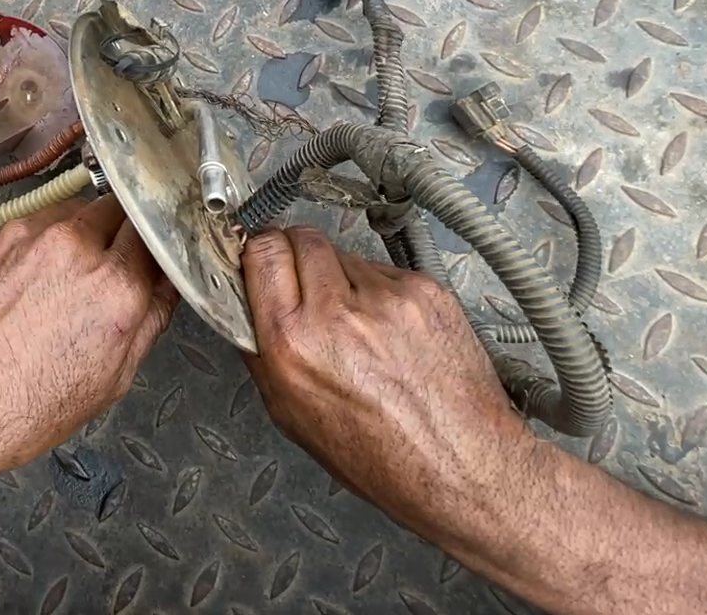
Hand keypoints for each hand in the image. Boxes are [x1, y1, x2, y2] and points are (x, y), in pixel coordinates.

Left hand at [0, 197, 177, 483]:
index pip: (156, 230)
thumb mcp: (114, 377)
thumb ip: (152, 317)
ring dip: (86, 230)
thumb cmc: (30, 405)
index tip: (159, 249)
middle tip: (115, 263)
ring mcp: (32, 232)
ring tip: (70, 274)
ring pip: (79, 209)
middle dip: (124, 230)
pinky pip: (40, 219)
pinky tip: (36, 275)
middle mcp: (76, 246)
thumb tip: (172, 280)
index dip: (160, 240)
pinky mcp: (0, 231)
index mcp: (115, 286)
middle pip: (119, 208)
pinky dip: (48, 237)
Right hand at [239, 227, 544, 542]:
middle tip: (305, 284)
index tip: (261, 261)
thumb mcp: (288, 412)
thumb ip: (258, 346)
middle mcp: (336, 312)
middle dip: (295, 255)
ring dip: (338, 274)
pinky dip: (378, 289)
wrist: (465, 468)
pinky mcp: (424, 290)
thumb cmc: (379, 455)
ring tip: (356, 320)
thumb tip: (242, 299)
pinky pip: (382, 269)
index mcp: (292, 341)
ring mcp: (385, 296)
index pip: (261, 251)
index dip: (258, 252)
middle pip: (300, 237)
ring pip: (342, 252)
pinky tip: (389, 328)